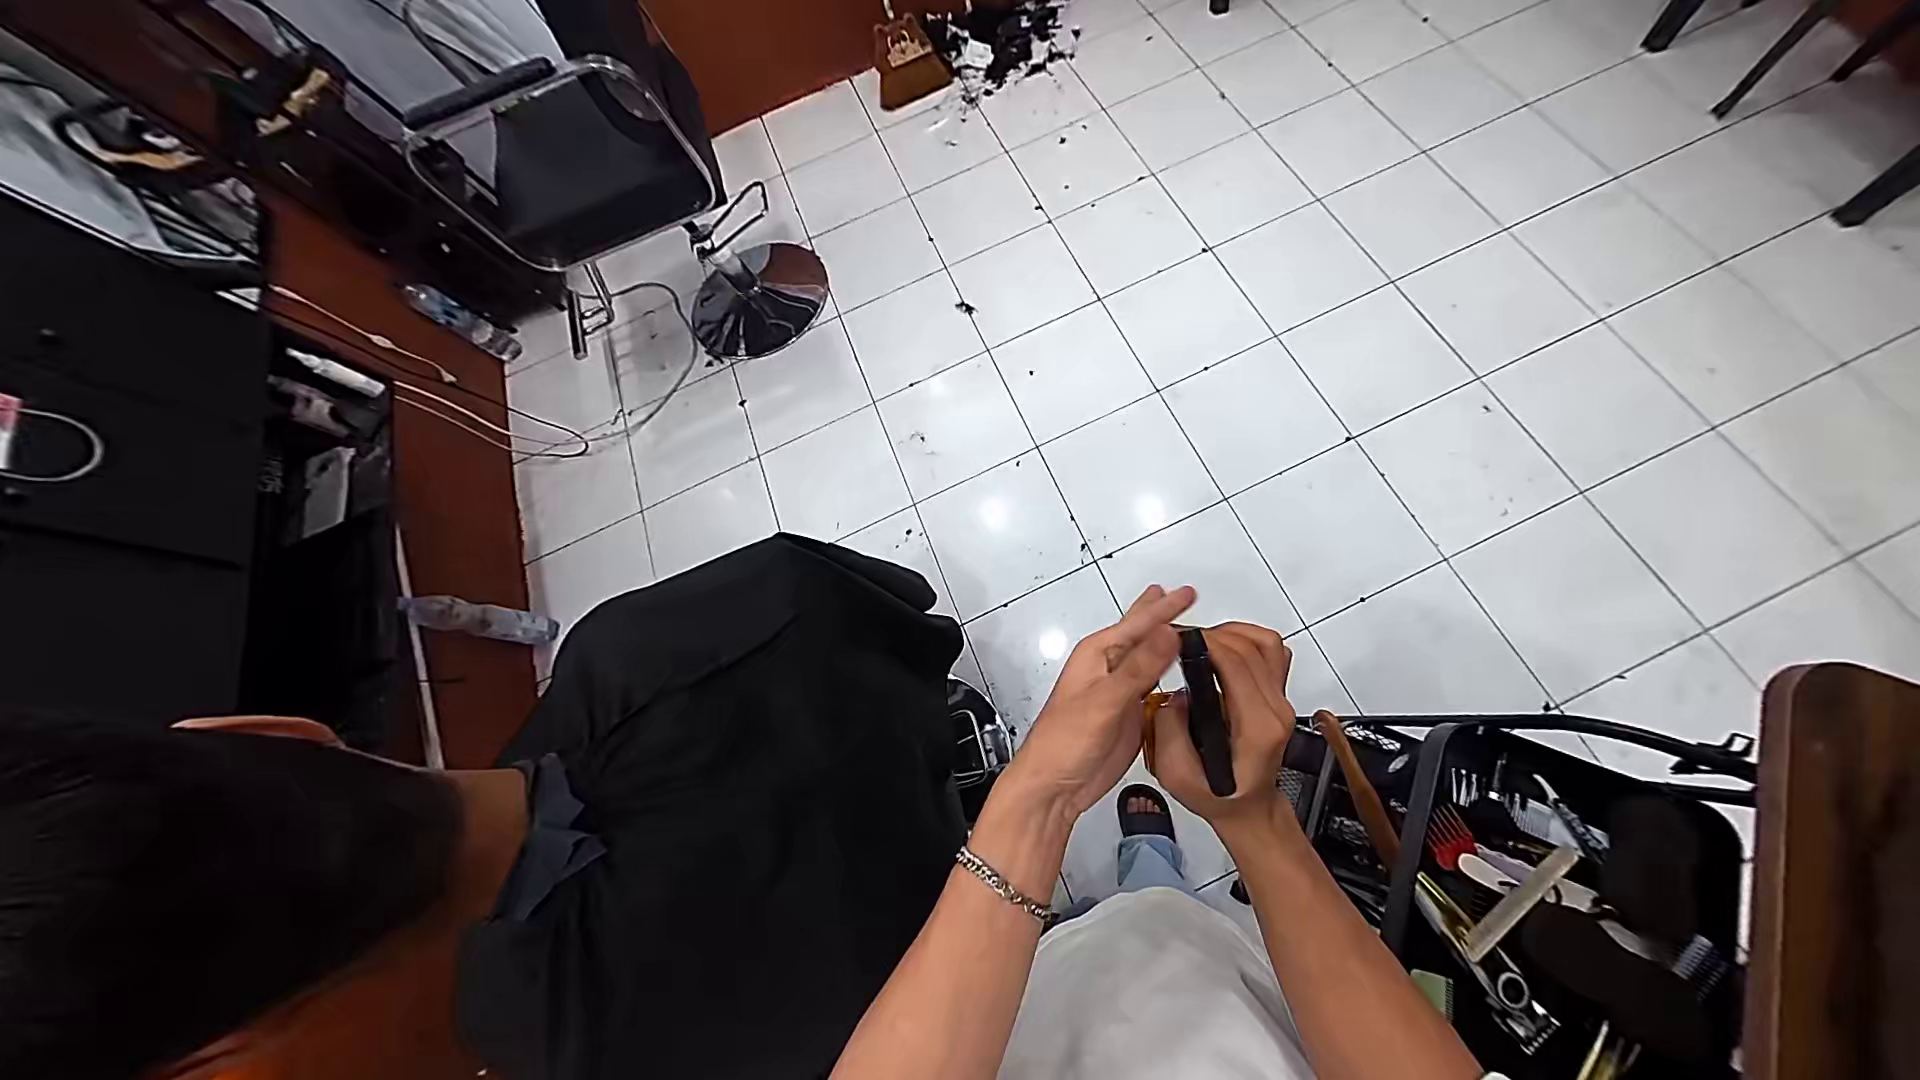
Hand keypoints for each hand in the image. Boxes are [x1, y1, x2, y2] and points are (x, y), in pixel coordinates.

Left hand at [997, 585, 1196, 826]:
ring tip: (1182, 629)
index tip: (1188, 592)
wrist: (1055, 785)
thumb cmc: (1063, 741)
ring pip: (1147, 659)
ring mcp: (1118, 691)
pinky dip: (1167, 677)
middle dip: (1160, 615)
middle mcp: (1107, 668)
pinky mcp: (1127, 714)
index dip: (1166, 608)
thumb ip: (1139, 667)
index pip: (1139, 623)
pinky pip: (1152, 687)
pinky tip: (1176, 674)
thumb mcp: (1105, 700)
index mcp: (1097, 655)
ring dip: (1166, 645)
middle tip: (1180, 597)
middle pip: (1140, 634)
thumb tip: (1167, 632)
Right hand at [1145, 623, 1296, 840]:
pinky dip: (1245, 638)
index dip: (1203, 641)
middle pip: (1248, 647)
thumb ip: (1169, 732)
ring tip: (1199, 642)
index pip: (1236, 663)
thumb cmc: (1218, 795)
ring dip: (1228, 633)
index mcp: (1256, 729)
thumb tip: (1174, 694)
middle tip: (1179, 640)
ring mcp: (1281, 700)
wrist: (1247, 806)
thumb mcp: (1176, 775)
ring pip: (1263, 642)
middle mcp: (1275, 711)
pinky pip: (1270, 650)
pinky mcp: (1278, 693)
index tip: (1176, 640)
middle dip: (1208, 635)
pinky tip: (1222, 646)